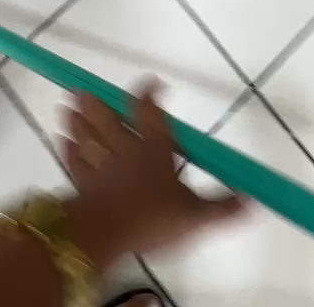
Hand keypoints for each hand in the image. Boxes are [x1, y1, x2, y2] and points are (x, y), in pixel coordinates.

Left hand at [58, 79, 247, 265]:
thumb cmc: (153, 216)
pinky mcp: (81, 182)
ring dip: (77, 120)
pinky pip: (72, 161)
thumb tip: (252, 202)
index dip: (149, 93)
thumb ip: (223, 207)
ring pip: (87, 135)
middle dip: (98, 103)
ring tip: (67, 105)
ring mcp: (99, 164)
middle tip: (82, 88)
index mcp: (153, 148)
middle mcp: (125, 149)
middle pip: (109, 119)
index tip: (153, 83)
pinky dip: (67, 149)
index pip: (150, 111)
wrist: (108, 231)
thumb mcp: (196, 216)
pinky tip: (60, 140)